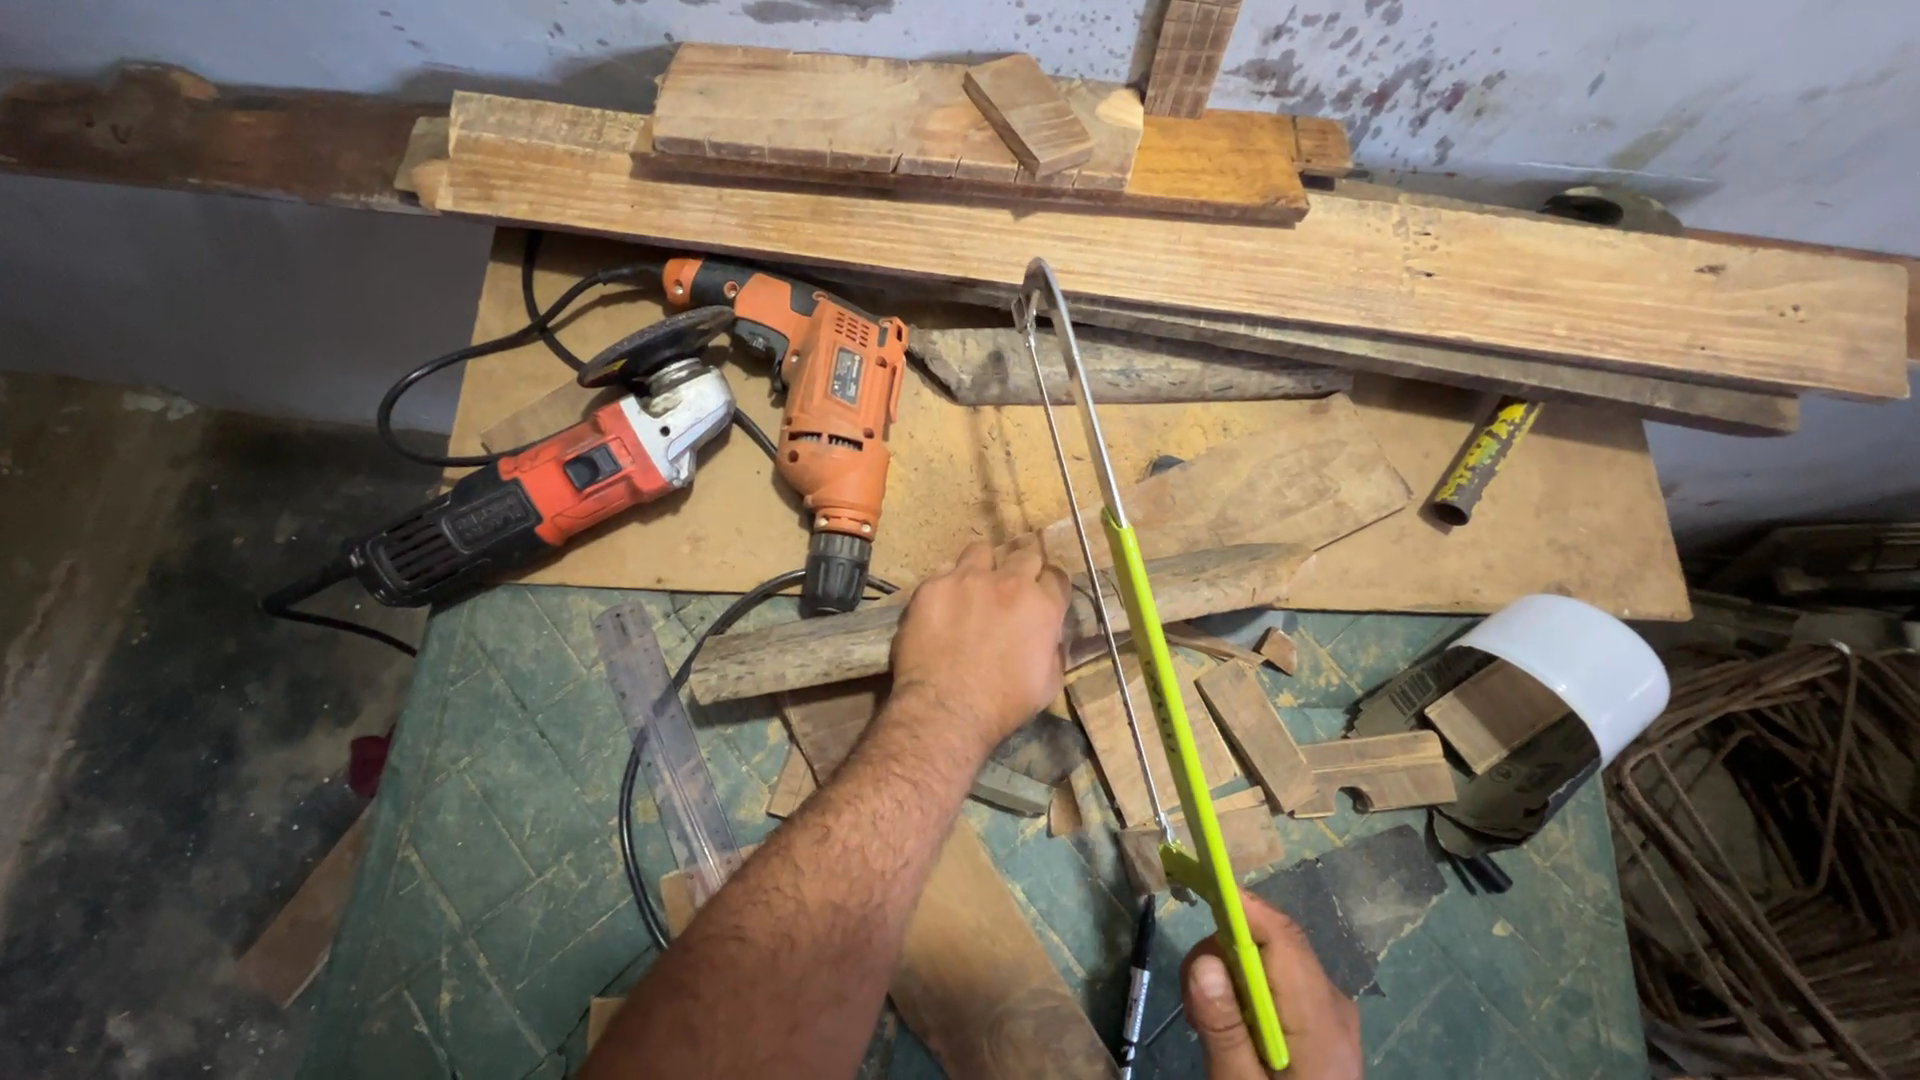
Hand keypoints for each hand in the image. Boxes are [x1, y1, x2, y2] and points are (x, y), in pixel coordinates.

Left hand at [888, 541, 1070, 755]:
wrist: (946, 709)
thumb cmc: (1003, 705)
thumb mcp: (1049, 683)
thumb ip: (1053, 649)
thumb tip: (1050, 637)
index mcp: (1042, 606)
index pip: (1056, 575)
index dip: (1048, 586)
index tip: (1040, 596)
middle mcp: (1008, 583)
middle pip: (1023, 556)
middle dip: (1020, 571)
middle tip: (1008, 592)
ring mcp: (967, 580)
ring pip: (980, 552)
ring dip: (981, 567)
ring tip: (971, 590)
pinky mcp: (932, 587)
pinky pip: (942, 577)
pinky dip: (944, 593)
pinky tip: (938, 615)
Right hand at [1181, 892, 1361, 1078]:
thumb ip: (1224, 1028)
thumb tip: (1203, 959)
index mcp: (1321, 1020)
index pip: (1281, 937)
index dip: (1240, 905)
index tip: (1196, 885)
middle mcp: (1332, 1004)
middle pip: (1272, 944)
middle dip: (1223, 951)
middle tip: (1192, 998)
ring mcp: (1330, 1014)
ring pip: (1271, 961)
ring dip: (1230, 975)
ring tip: (1208, 1026)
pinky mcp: (1322, 1025)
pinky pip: (1278, 984)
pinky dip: (1246, 991)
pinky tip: (1231, 1030)